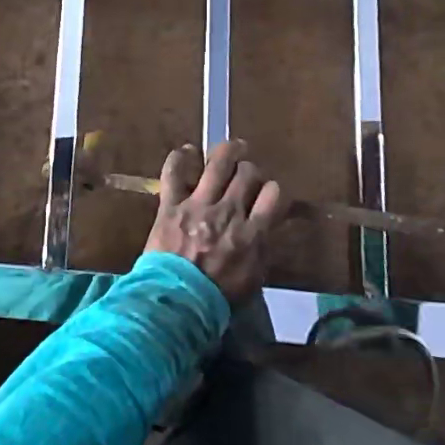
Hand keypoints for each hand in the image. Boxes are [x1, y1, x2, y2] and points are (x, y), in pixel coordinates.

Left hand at [145, 140, 289, 300]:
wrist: (178, 297)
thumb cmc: (219, 296)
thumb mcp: (254, 278)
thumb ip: (261, 250)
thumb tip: (265, 232)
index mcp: (252, 233)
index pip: (274, 196)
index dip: (273, 189)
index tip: (268, 192)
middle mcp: (228, 212)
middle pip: (247, 176)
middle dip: (250, 169)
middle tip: (247, 168)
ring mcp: (197, 204)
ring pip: (217, 165)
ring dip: (226, 152)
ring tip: (232, 147)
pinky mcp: (170, 204)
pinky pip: (173, 173)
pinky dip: (179, 159)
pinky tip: (185, 151)